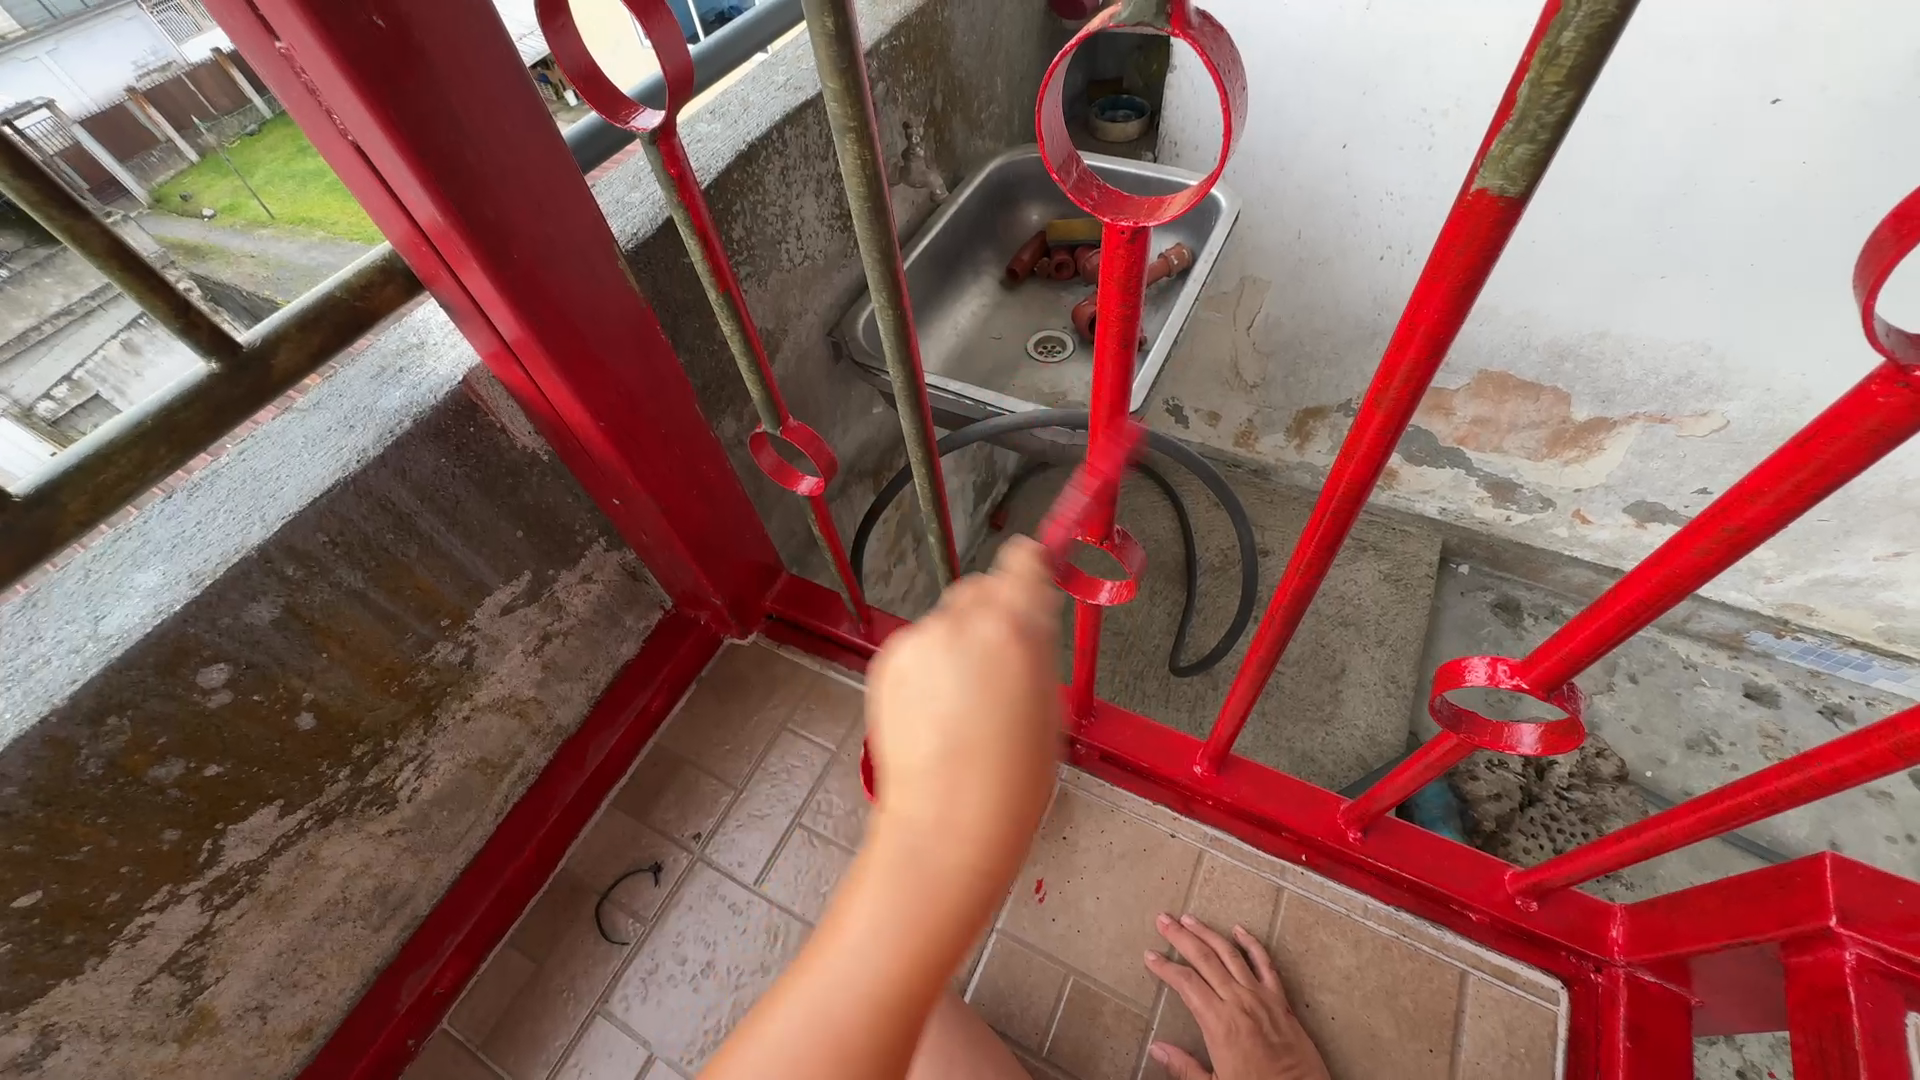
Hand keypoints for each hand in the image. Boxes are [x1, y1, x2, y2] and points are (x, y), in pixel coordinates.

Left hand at [863, 536, 1063, 891]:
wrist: (946, 822)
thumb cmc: (1009, 781)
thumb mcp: (1050, 703)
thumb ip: (1036, 644)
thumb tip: (1030, 615)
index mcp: (1016, 628)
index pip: (1022, 560)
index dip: (1028, 568)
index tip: (1031, 573)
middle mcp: (963, 622)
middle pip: (982, 588)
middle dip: (993, 613)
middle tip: (999, 661)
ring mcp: (920, 640)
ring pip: (947, 618)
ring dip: (958, 642)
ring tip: (964, 699)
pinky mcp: (888, 660)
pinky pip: (918, 645)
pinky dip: (928, 665)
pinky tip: (937, 708)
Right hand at [1143, 913, 1330, 1079]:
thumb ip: (1184, 1067)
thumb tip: (1156, 1048)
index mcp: (1219, 1023)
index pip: (1185, 983)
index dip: (1165, 967)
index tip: (1150, 956)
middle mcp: (1239, 1002)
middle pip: (1204, 959)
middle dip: (1180, 937)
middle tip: (1163, 919)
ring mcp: (1261, 998)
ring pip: (1229, 954)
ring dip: (1207, 933)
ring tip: (1190, 918)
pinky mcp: (1281, 1002)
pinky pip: (1265, 964)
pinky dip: (1252, 944)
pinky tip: (1239, 930)